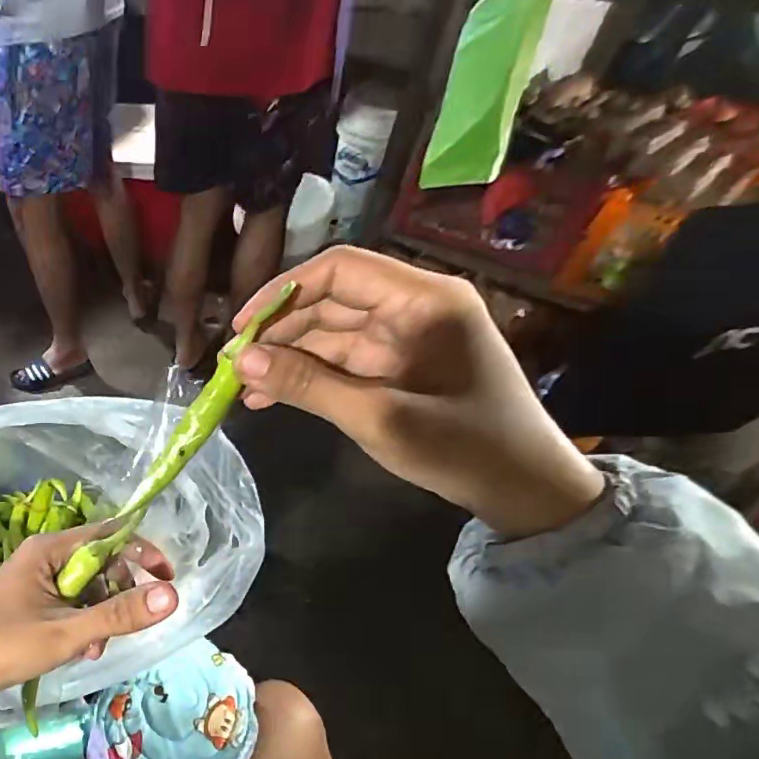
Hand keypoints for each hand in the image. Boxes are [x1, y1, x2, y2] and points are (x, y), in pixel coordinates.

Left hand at [0, 523, 177, 694]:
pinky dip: (84, 621)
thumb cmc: (6, 646)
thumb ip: (119, 614)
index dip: (142, 551)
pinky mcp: (35, 596)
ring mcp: (38, 576)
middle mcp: (45, 554)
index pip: (110, 534)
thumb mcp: (67, 633)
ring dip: (101, 614)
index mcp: (49, 549)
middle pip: (102, 561)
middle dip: (118, 594)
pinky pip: (74, 599)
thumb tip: (172, 595)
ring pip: (90, 585)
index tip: (165, 578)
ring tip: (92, 649)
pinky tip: (80, 649)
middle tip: (119, 628)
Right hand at [231, 246, 603, 538]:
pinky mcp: (401, 364)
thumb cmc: (461, 448)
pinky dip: (311, 375)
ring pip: (332, 332)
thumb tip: (243, 359)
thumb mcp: (378, 417)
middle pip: (331, 300)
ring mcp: (407, 336)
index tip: (242, 330)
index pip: (338, 270)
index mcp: (422, 299)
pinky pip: (345, 359)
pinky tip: (273, 395)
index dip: (282, 293)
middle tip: (234, 365)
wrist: (524, 488)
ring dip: (289, 356)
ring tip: (245, 387)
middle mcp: (413, 306)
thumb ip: (309, 385)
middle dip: (280, 331)